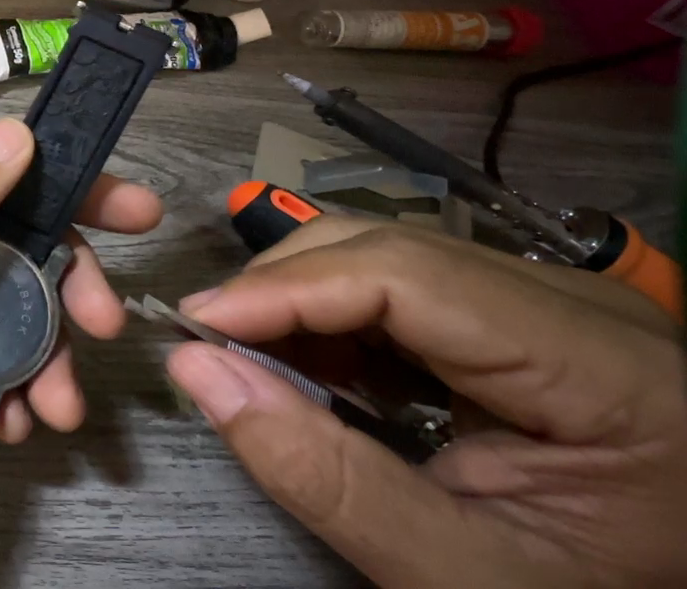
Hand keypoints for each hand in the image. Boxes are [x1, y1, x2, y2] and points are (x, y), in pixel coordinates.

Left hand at [0, 117, 162, 486]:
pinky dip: (8, 380)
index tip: (135, 215)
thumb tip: (16, 134)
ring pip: (4, 300)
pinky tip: (12, 418)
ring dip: (42, 351)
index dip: (63, 186)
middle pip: (8, 238)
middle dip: (62, 286)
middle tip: (103, 329)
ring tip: (54, 409)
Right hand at [165, 217, 686, 588]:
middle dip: (279, 290)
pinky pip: (390, 284)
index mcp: (612, 373)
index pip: (410, 279)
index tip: (196, 326)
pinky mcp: (514, 311)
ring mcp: (549, 301)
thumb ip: (328, 477)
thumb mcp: (461, 573)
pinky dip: (327, 317)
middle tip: (208, 345)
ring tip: (250, 359)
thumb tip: (195, 368)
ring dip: (294, 301)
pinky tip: (304, 363)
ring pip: (377, 256)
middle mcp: (584, 306)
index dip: (288, 289)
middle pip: (387, 251)